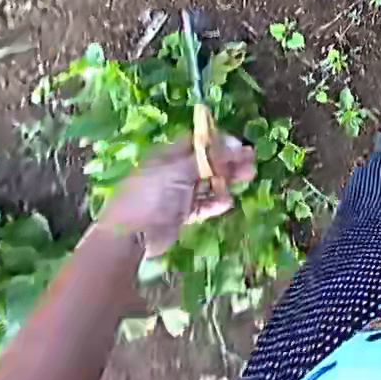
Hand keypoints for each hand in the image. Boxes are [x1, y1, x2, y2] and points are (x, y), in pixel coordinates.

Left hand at [95, 137, 255, 256]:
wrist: (129, 237)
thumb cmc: (152, 195)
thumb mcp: (180, 170)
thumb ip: (209, 157)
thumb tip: (236, 144)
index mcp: (168, 156)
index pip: (198, 142)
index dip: (220, 142)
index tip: (240, 145)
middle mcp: (173, 172)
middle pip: (207, 162)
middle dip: (230, 161)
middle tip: (252, 162)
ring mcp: (176, 194)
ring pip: (208, 183)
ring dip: (228, 181)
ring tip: (248, 179)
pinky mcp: (180, 213)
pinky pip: (203, 204)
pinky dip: (215, 203)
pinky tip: (227, 203)